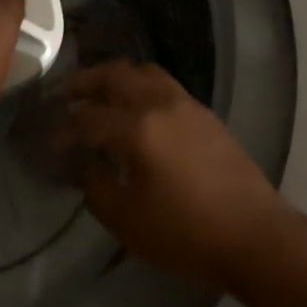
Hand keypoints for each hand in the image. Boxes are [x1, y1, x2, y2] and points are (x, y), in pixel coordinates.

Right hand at [60, 61, 292, 288]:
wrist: (254, 234)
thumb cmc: (186, 233)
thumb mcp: (128, 220)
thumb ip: (97, 187)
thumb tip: (84, 164)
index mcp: (137, 127)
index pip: (88, 116)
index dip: (64, 128)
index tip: (52, 142)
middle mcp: (160, 103)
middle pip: (115, 75)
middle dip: (85, 81)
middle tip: (63, 93)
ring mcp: (186, 104)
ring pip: (143, 72)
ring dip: (115, 78)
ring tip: (98, 94)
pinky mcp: (205, 113)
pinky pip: (163, 84)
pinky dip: (140, 86)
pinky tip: (135, 109)